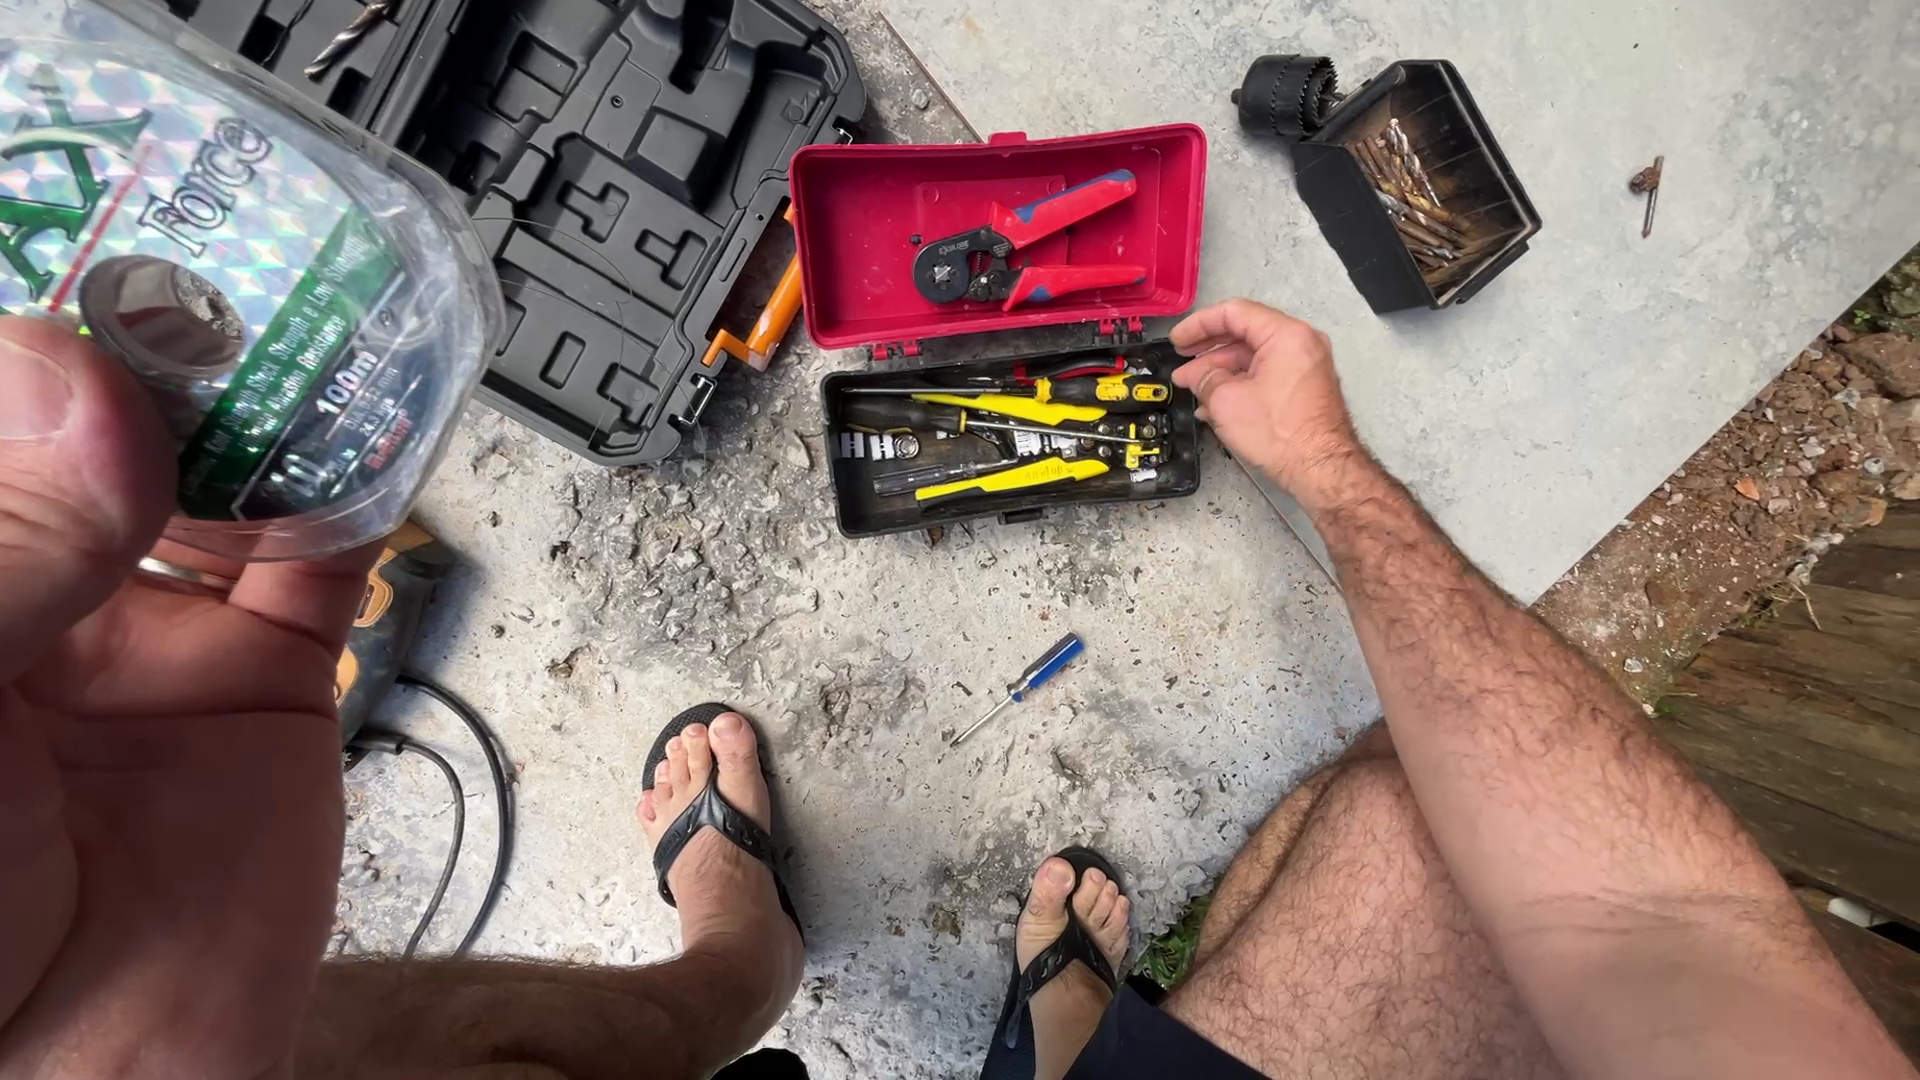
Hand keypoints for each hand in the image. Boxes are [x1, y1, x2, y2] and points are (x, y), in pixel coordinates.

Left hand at [0, 318, 372, 1076]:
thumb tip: (83, 378)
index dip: (18, 309)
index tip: (76, 212)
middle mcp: (8, 586)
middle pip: (98, 428)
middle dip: (154, 342)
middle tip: (217, 253)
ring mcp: (145, 630)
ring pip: (223, 481)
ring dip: (272, 407)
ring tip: (314, 327)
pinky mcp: (269, 674)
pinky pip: (323, 565)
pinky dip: (355, 496)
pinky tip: (369, 435)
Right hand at [1171, 299, 1362, 506]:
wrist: (1318, 467)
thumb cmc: (1282, 434)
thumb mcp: (1224, 400)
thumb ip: (1204, 377)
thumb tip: (1197, 374)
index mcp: (1286, 335)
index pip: (1234, 313)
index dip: (1198, 324)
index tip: (1178, 338)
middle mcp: (1301, 344)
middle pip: (1243, 333)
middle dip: (1207, 350)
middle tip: (1182, 359)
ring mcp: (1305, 366)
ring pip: (1252, 357)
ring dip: (1219, 370)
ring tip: (1193, 387)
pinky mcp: (1303, 387)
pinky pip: (1264, 374)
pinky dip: (1238, 382)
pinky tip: (1215, 402)